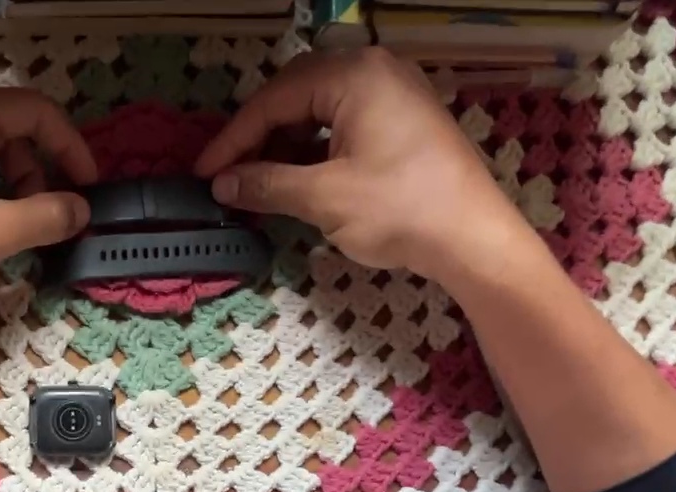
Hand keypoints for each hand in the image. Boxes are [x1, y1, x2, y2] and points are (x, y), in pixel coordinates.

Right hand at [193, 47, 530, 286]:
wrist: (470, 236)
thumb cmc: (397, 209)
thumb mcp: (323, 198)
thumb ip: (267, 184)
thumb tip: (222, 183)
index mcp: (353, 75)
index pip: (275, 98)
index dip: (233, 138)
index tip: (204, 172)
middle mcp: (373, 71)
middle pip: (294, 96)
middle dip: (256, 137)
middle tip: (227, 174)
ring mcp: (390, 94)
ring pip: (317, 111)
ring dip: (282, 145)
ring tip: (254, 181)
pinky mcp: (399, 122)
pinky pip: (341, 125)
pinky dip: (311, 150)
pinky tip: (292, 178)